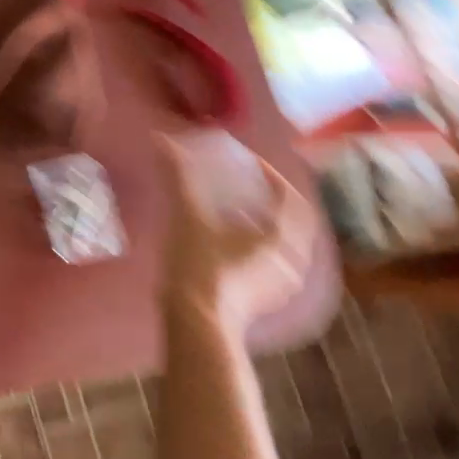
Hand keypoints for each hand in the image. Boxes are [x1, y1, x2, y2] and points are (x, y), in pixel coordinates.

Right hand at [158, 133, 317, 328]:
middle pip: (291, 222)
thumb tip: (163, 139)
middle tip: (243, 188)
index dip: (272, 177)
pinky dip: (254, 247)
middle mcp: (294, 260)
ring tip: (231, 215)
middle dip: (269, 201)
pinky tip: (226, 247)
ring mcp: (283, 284)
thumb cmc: (199, 264)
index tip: (248, 164)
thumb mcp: (186, 215)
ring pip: (282, 245)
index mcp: (283, 237)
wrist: (197, 319)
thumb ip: (178, 177)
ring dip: (262, 225)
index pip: (291, 198)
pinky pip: (270, 263)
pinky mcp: (266, 299)